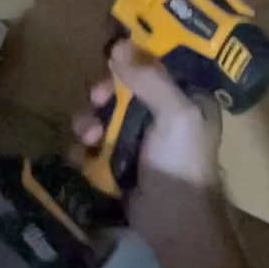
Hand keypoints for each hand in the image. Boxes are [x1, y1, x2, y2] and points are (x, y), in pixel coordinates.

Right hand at [72, 40, 221, 190]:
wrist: (173, 223)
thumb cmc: (182, 162)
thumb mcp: (176, 114)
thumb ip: (150, 79)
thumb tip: (120, 44)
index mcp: (185, 99)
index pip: (154, 66)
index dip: (130, 59)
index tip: (110, 56)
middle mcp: (162, 115)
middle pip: (121, 89)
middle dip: (104, 93)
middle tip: (97, 99)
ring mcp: (138, 141)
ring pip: (102, 116)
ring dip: (89, 121)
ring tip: (90, 137)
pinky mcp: (117, 163)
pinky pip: (92, 145)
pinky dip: (84, 148)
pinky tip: (84, 155)